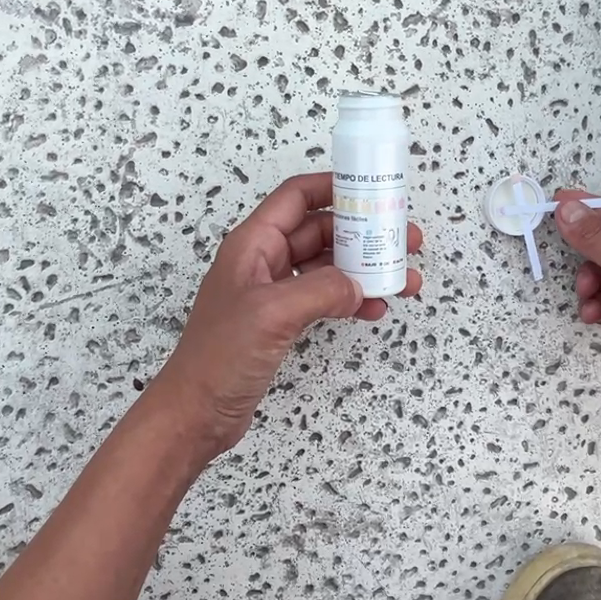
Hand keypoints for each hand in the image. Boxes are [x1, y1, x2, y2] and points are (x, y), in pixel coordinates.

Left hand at [154, 173, 422, 459]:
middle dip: (364, 233)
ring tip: (403, 280)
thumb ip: (320, 290)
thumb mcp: (272, 314)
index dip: (334, 187)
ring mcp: (273, 293)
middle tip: (403, 241)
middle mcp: (264, 262)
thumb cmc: (217, 358)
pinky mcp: (281, 322)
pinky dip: (351, 300)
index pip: (297, 198)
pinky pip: (324, 298)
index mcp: (253, 245)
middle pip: (321, 231)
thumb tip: (357, 285)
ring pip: (327, 266)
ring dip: (365, 269)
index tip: (373, 190)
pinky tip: (375, 309)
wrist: (196, 412)